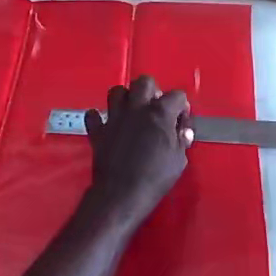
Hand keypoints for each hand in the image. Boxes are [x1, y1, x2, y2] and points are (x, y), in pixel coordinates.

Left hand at [83, 77, 192, 229]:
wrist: (122, 193)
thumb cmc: (156, 177)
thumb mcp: (179, 160)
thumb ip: (181, 140)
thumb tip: (183, 130)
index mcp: (160, 113)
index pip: (176, 95)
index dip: (181, 106)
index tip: (180, 121)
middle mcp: (136, 109)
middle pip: (143, 82)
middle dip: (152, 90)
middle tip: (154, 108)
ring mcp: (114, 118)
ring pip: (116, 92)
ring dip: (125, 98)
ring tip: (131, 112)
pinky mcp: (97, 131)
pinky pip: (93, 116)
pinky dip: (98, 118)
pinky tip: (105, 125)